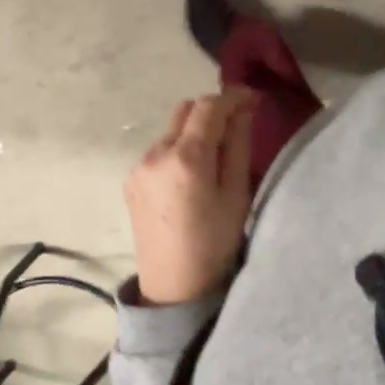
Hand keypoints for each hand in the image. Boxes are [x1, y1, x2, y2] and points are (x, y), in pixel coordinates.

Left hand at [124, 89, 256, 304]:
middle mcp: (156, 154)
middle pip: (185, 110)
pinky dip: (179, 149)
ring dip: (194, 130)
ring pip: (171, 130)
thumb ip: (238, 146)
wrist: (173, 287)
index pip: (208, 106)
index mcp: (186, 157)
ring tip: (216, 155)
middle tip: (238, 124)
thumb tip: (242, 111)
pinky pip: (159, 151)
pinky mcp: (131, 180)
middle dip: (212, 110)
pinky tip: (192, 175)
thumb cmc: (214, 243)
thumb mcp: (236, 194)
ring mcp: (139, 166)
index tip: (253, 99)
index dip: (233, 97)